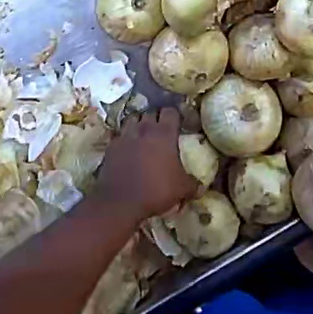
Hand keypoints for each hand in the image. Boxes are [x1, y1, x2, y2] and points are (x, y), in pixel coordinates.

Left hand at [89, 107, 195, 222]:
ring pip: (133, 119)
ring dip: (139, 124)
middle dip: (156, 118)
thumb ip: (193, 184)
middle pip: (150, 112)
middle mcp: (144, 129)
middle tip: (162, 129)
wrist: (120, 201)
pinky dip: (125, 138)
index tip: (178, 123)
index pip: (170, 111)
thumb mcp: (181, 189)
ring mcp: (125, 135)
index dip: (175, 115)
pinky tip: (128, 147)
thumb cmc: (156, 190)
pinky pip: (119, 135)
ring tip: (144, 134)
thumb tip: (201, 187)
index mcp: (163, 133)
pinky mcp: (111, 146)